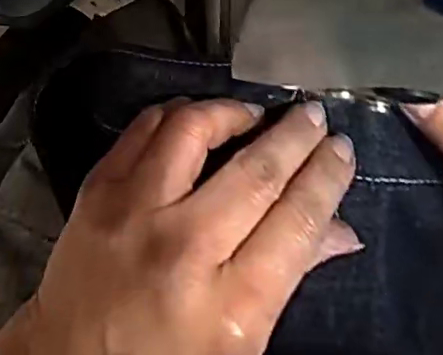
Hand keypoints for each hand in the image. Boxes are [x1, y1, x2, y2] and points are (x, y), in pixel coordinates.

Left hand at [0, 98, 361, 354]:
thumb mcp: (239, 343)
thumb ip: (291, 278)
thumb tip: (344, 229)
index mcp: (228, 308)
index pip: (295, 221)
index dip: (326, 177)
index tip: (341, 149)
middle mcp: (182, 249)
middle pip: (256, 172)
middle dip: (296, 136)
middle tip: (315, 113)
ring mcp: (134, 213)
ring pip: (195, 131)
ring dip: (234, 111)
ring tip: (256, 113)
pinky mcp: (97, 189)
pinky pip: (146, 127)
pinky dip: (178, 112)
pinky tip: (198, 116)